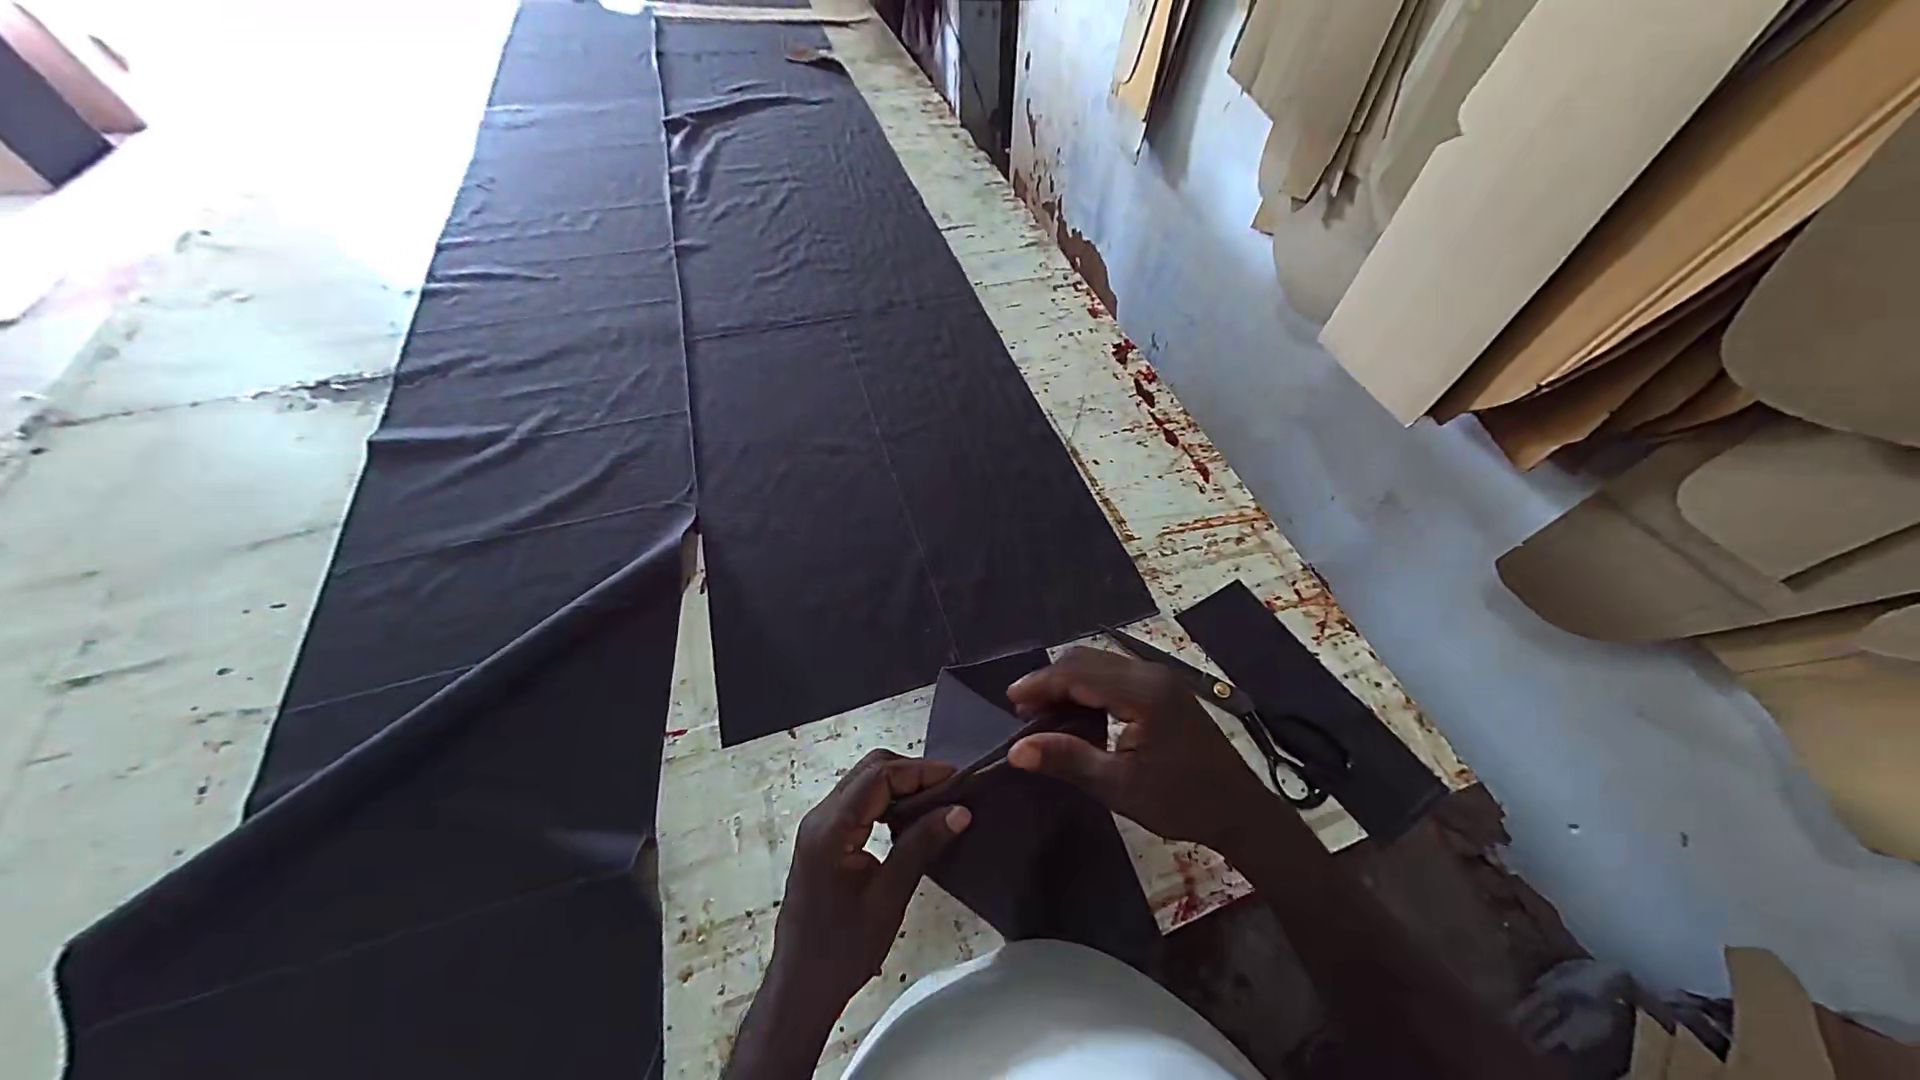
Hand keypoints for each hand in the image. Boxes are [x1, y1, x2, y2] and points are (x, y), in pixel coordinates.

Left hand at [766, 749, 971, 1011]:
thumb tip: (957, 810)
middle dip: (910, 772)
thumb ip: (921, 846)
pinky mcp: (824, 837)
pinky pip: (859, 801)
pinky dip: (887, 799)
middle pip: (868, 770)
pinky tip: (910, 817)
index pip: (877, 777)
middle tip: (948, 788)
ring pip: (863, 781)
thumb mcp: (889, 897)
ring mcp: (819, 826)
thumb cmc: (842, 950)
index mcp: (829, 830)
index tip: (953, 778)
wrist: (802, 986)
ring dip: (900, 784)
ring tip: (936, 800)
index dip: (918, 771)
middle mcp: (820, 818)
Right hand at [1005, 646, 1291, 856]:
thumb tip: (1016, 751)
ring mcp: (1159, 677)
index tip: (1011, 703)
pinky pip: (1113, 674)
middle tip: (1025, 713)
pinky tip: (1078, 715)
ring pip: (1098, 664)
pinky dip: (1088, 688)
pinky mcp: (1162, 688)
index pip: (1077, 673)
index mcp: (1143, 693)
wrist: (1240, 811)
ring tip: (1044, 715)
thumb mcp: (1119, 787)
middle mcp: (1151, 673)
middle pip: (1085, 660)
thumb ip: (1067, 760)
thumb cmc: (1181, 802)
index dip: (1040, 684)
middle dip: (1050, 681)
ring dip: (1068, 683)